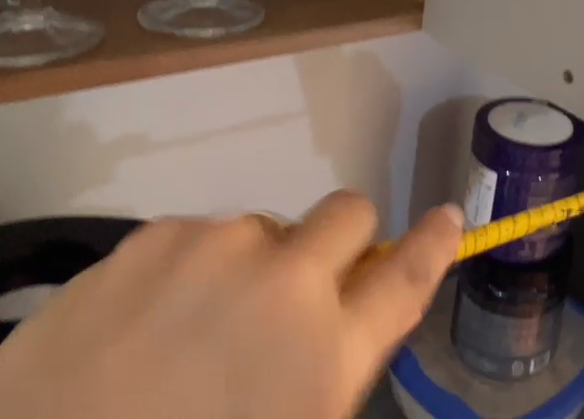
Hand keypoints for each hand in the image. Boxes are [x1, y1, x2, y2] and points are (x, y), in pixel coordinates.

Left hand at [0, 194, 464, 418]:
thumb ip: (325, 371)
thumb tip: (337, 322)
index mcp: (323, 349)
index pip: (406, 277)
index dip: (433, 244)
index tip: (448, 216)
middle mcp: (282, 278)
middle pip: (347, 213)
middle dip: (336, 245)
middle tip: (291, 301)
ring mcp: (211, 247)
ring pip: (260, 229)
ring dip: (249, 267)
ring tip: (186, 340)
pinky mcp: (144, 239)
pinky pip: (191, 239)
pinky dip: (186, 272)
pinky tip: (135, 331)